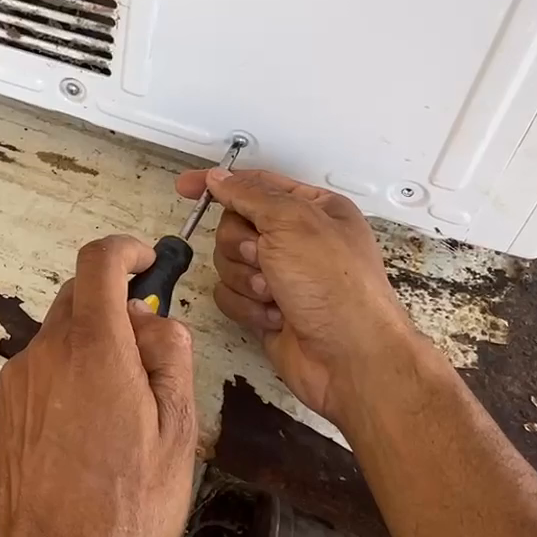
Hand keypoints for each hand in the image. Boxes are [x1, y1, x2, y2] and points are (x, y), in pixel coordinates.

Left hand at [0, 236, 196, 536]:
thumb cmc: (125, 506)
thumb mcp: (176, 431)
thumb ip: (170, 357)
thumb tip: (157, 320)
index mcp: (95, 348)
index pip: (99, 262)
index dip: (126, 250)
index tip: (146, 263)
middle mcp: (48, 351)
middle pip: (79, 295)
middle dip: (115, 306)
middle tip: (147, 354)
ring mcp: (19, 377)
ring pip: (61, 332)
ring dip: (92, 344)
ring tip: (119, 407)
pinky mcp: (4, 403)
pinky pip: (42, 365)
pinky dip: (67, 371)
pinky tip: (86, 426)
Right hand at [175, 168, 412, 418]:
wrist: (350, 358)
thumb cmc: (335, 285)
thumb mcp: (292, 222)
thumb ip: (248, 194)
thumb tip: (219, 178)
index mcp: (313, 209)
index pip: (254, 185)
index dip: (219, 184)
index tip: (186, 186)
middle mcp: (296, 239)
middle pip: (233, 225)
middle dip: (241, 245)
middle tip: (261, 257)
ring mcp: (280, 276)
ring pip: (227, 262)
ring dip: (245, 278)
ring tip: (274, 293)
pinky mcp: (265, 308)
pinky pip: (229, 295)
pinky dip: (246, 305)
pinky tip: (274, 316)